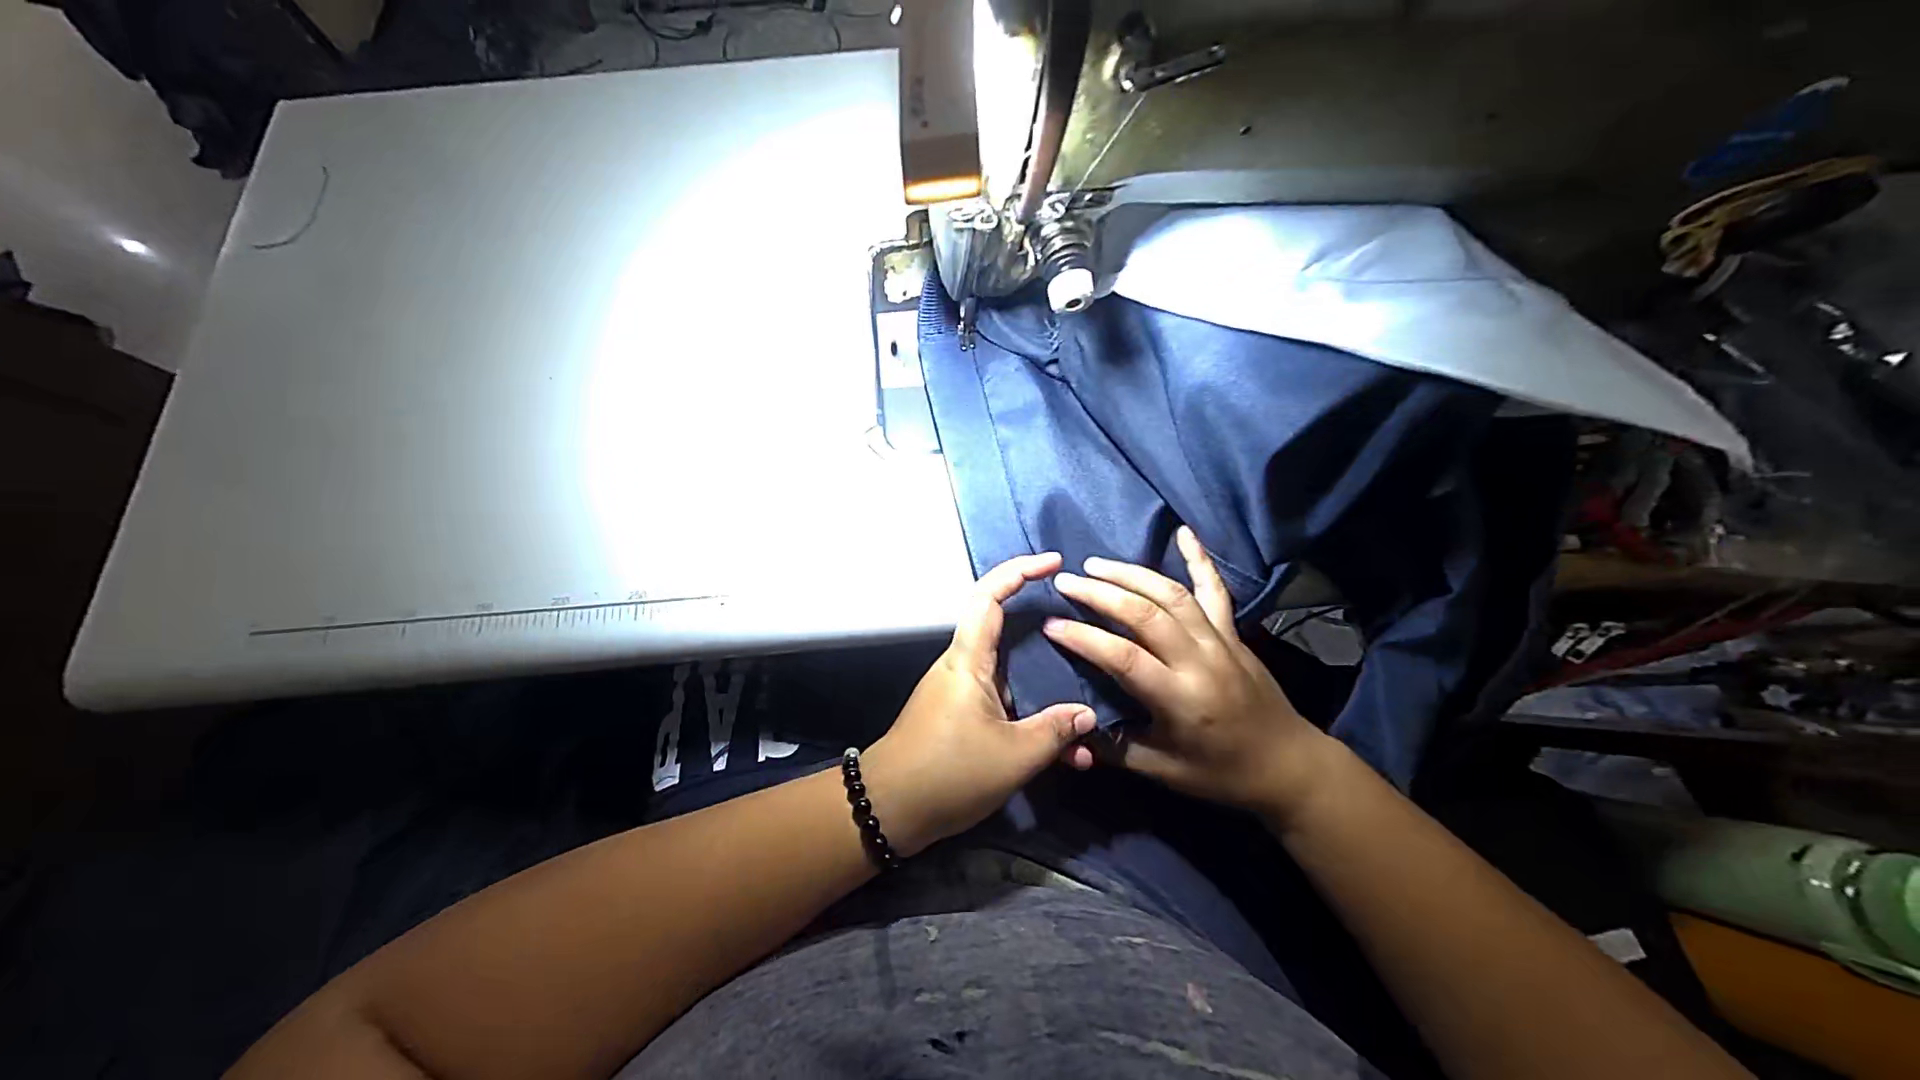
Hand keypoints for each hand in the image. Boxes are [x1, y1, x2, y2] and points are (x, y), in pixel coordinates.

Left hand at [862, 552, 1096, 855]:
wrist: (889, 810)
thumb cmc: (949, 772)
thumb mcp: (1014, 755)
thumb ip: (1056, 732)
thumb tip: (1087, 715)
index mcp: (968, 660)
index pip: (989, 596)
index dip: (1020, 571)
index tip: (1054, 563)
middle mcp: (961, 667)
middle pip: (1006, 633)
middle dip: (1048, 636)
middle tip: (1084, 637)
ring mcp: (959, 693)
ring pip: (1012, 678)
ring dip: (1047, 696)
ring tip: (1085, 724)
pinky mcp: (959, 718)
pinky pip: (1003, 705)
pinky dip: (1032, 720)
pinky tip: (1062, 754)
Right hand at [1040, 526, 1342, 824]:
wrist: (1287, 764)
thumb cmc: (1220, 773)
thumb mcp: (1162, 770)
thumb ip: (1114, 748)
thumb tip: (1071, 728)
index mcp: (1179, 698)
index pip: (1123, 657)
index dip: (1084, 637)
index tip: (1051, 624)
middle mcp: (1199, 660)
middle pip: (1144, 614)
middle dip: (1099, 593)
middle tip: (1065, 582)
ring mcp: (1219, 640)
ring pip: (1171, 595)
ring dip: (1131, 574)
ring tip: (1095, 564)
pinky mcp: (1233, 632)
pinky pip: (1215, 589)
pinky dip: (1200, 559)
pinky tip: (1185, 533)